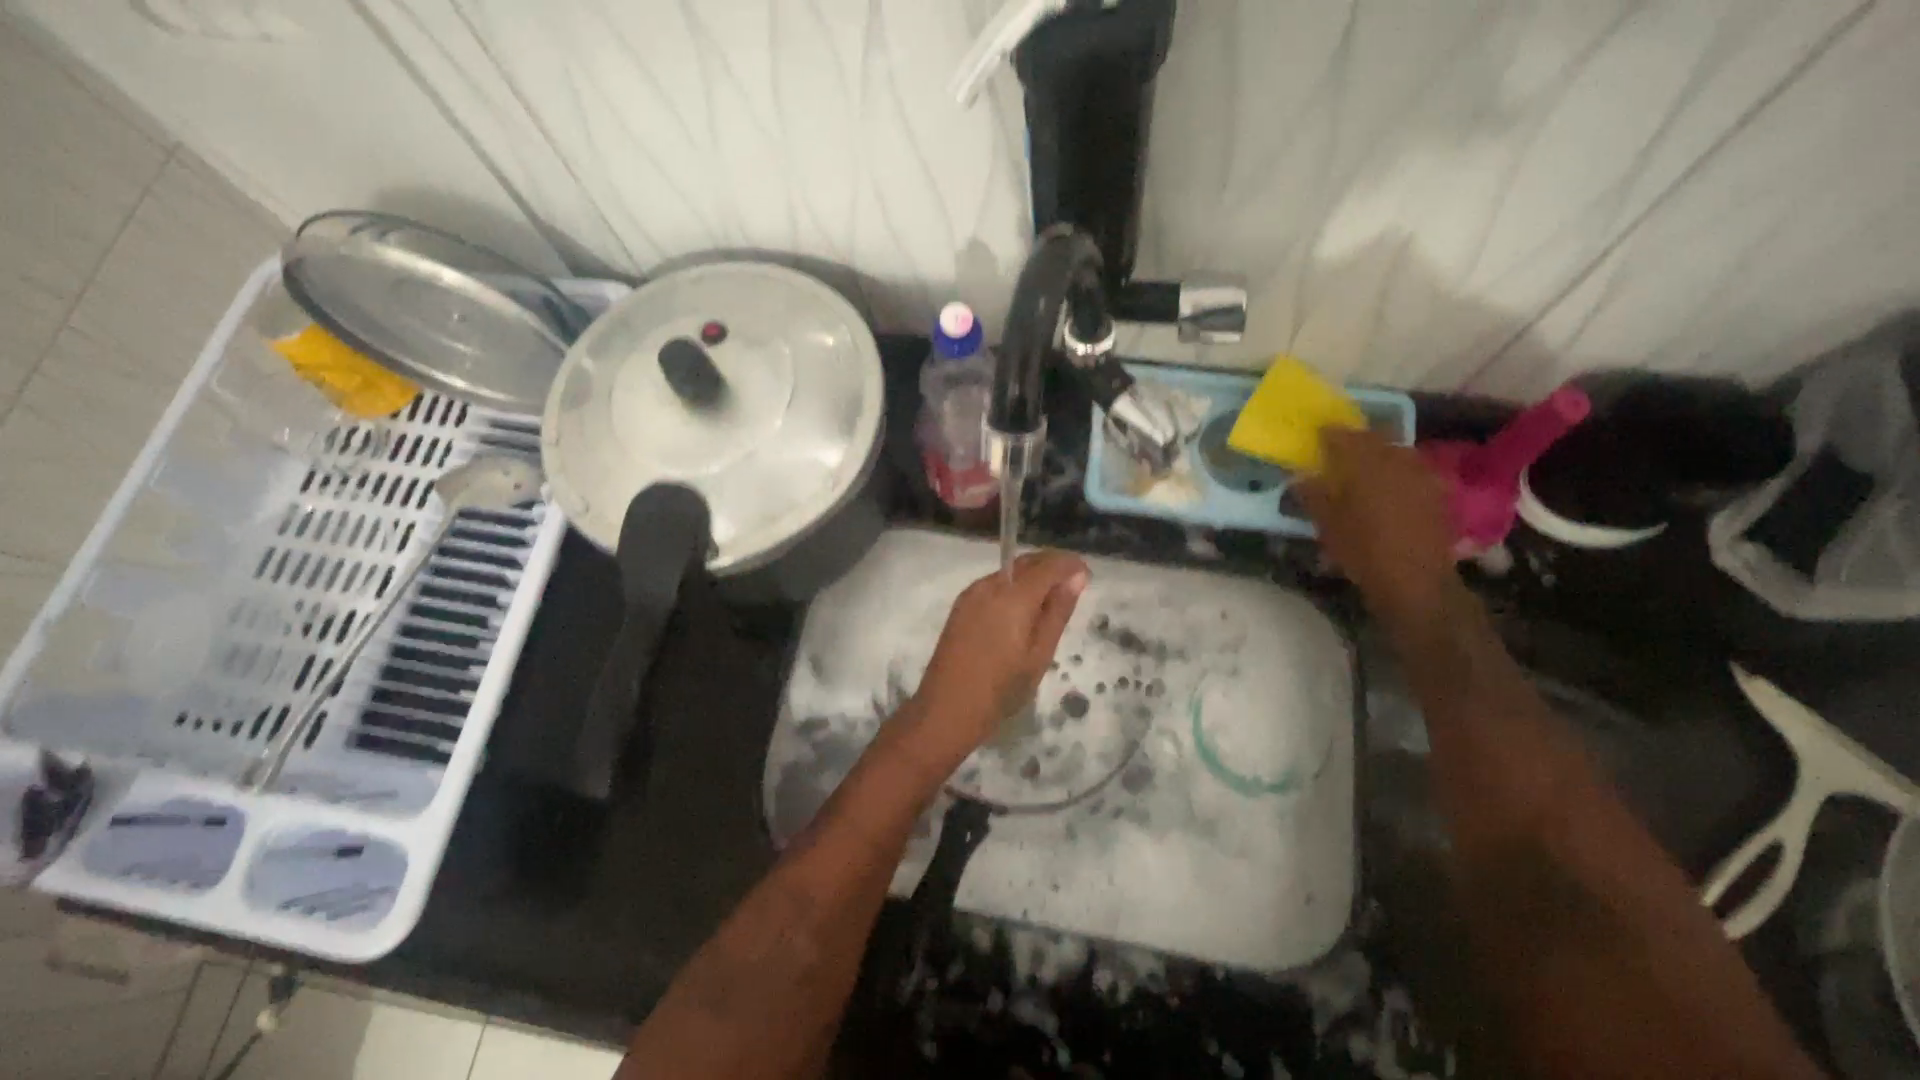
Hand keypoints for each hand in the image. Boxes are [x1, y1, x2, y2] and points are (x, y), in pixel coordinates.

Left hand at [899, 551, 1089, 771]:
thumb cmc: (1001, 689)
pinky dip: (1013, 588)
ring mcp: (971, 594)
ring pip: (1009, 572)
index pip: (1048, 564)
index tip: (1087, 577)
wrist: (947, 709)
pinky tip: (1020, 613)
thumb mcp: (1039, 654)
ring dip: (1032, 576)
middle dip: (1052, 566)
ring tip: (1048, 604)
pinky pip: (994, 585)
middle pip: (1026, 562)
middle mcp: (990, 586)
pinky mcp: (961, 606)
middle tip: (1072, 587)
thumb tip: (1076, 577)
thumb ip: (1057, 612)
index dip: (1070, 565)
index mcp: (1013, 596)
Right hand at [1295, 428, 1456, 620]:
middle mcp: (1395, 459)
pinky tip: (1392, 489)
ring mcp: (1420, 474)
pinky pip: (1414, 471)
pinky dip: (1399, 473)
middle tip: (1341, 452)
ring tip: (1367, 470)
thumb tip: (1302, 478)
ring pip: (1397, 452)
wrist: (1415, 580)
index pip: (1342, 435)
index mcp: (1364, 462)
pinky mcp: (1437, 492)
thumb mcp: (1327, 525)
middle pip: (1374, 439)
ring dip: (1381, 455)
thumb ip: (1313, 495)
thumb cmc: (1362, 550)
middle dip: (1357, 442)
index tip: (1318, 437)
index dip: (1328, 434)